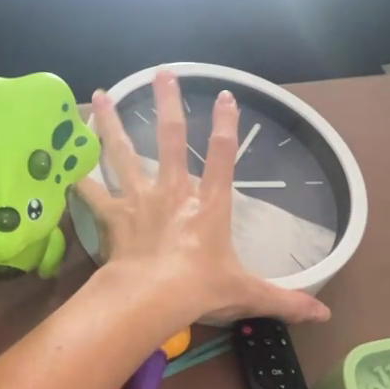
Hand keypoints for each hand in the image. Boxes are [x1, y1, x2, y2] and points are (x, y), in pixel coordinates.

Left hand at [78, 69, 329, 325]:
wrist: (152, 296)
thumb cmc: (200, 289)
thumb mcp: (247, 294)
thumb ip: (284, 301)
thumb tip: (323, 316)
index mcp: (210, 204)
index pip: (224, 156)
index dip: (226, 124)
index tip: (225, 95)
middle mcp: (174, 192)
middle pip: (170, 138)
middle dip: (167, 103)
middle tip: (161, 72)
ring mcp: (139, 200)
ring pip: (123, 153)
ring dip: (112, 124)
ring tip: (103, 94)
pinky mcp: (112, 217)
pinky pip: (91, 193)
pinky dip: (78, 178)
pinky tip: (65, 160)